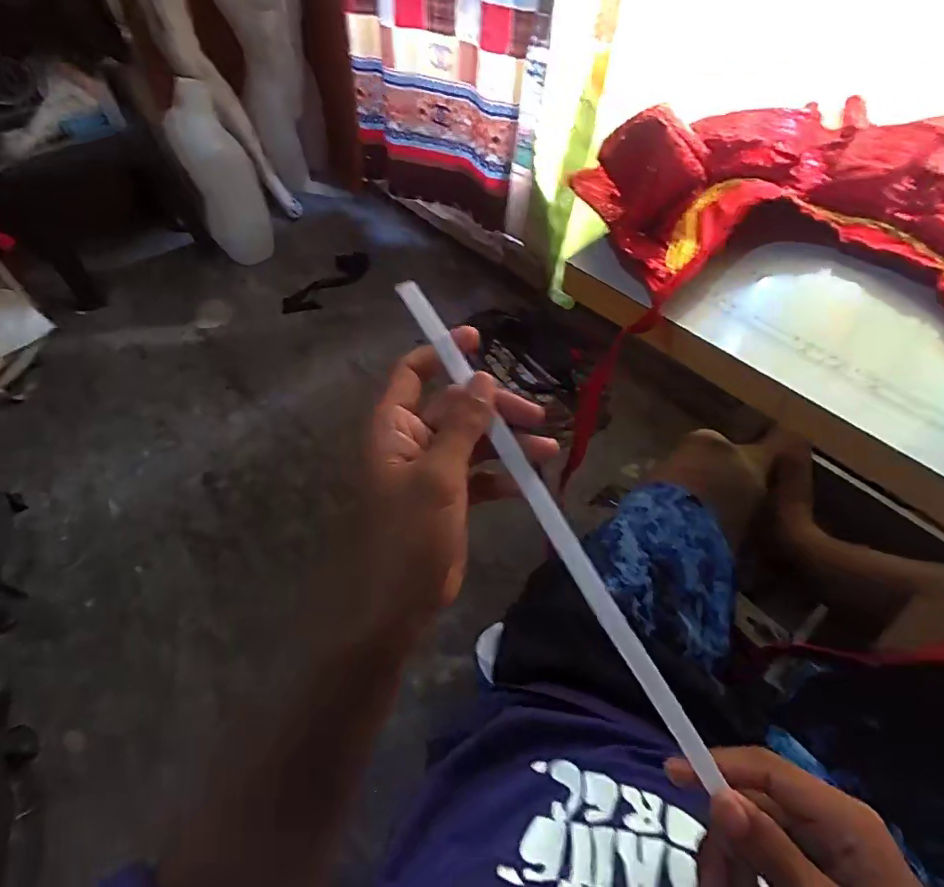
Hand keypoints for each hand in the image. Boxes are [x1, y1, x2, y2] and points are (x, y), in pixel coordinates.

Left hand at [364, 327, 557, 633]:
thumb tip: (481, 378)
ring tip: (549, 449)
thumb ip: (461, 426)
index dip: (441, 352)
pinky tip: (531, 482)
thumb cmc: (408, 536)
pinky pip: (482, 473)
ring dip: (510, 441)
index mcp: (394, 427)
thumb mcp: (438, 476)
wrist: (397, 605)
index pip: (411, 373)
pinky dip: (505, 474)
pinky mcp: (451, 496)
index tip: (478, 338)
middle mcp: (412, 441)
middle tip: (535, 414)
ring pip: (475, 439)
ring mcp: (433, 469)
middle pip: (456, 405)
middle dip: (496, 407)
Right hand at [667, 747, 920, 886]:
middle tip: (707, 883)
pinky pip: (770, 856)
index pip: (766, 766)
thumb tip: (719, 796)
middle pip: (755, 802)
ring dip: (730, 862)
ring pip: (755, 831)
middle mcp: (832, 818)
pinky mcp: (822, 869)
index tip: (670, 772)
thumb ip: (774, 854)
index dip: (716, 762)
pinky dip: (748, 873)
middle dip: (722, 837)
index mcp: (842, 816)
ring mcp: (828, 845)